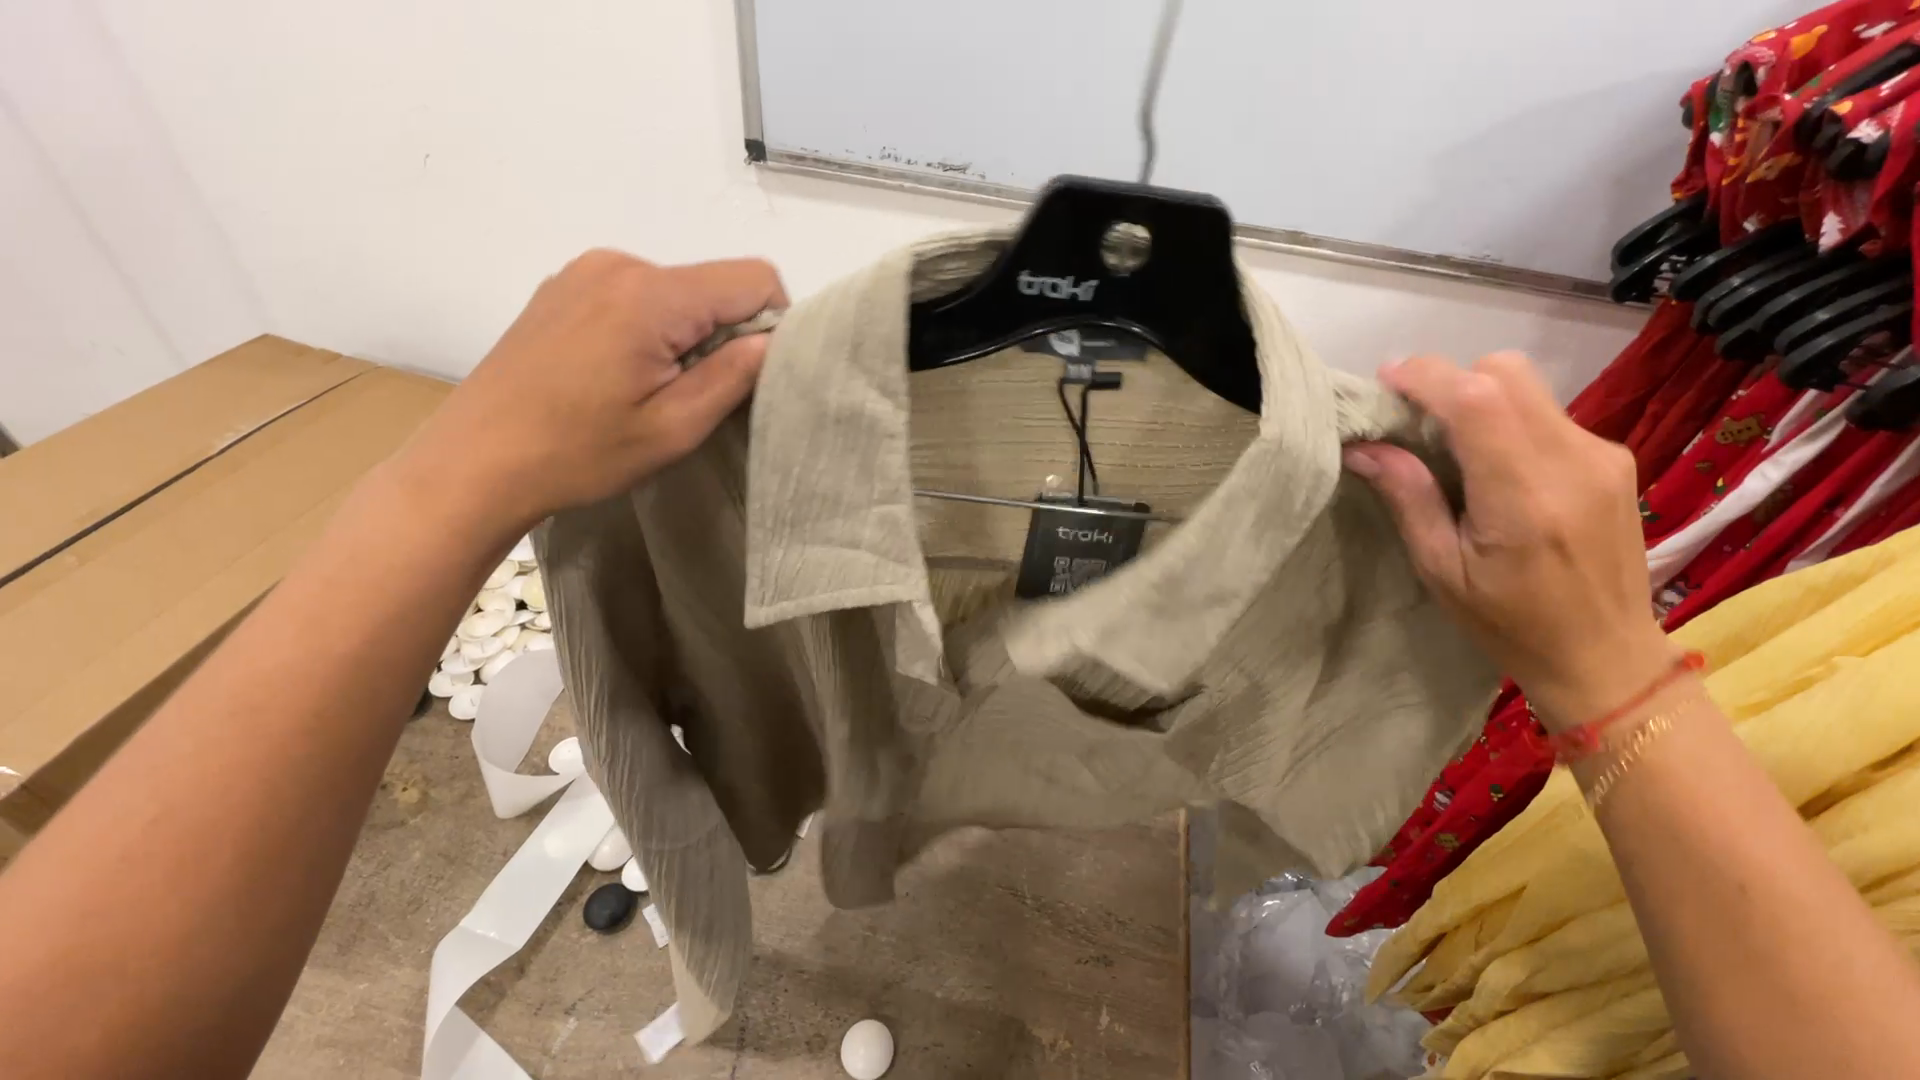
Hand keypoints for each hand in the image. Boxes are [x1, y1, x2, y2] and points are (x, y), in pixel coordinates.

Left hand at [398, 250, 786, 536]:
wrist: (477, 459)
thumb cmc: (580, 453)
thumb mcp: (673, 428)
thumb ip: (734, 376)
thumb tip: (775, 340)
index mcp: (651, 295)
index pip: (754, 278)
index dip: (775, 323)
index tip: (754, 375)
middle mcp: (620, 263)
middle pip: (714, 284)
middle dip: (727, 333)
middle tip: (698, 395)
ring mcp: (586, 270)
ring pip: (677, 291)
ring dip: (688, 333)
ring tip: (654, 388)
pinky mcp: (565, 287)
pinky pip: (637, 294)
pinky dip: (652, 327)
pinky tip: (620, 373)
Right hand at [1342, 352, 1678, 731]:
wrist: (1607, 656)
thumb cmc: (1510, 625)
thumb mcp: (1442, 570)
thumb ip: (1408, 498)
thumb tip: (1362, 446)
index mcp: (1524, 495)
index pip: (1475, 398)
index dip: (1424, 376)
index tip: (1384, 383)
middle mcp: (1572, 460)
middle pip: (1505, 373)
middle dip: (1449, 380)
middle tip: (1412, 419)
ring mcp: (1601, 454)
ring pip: (1527, 387)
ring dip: (1477, 399)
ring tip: (1447, 446)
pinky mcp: (1612, 458)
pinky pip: (1546, 412)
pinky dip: (1505, 419)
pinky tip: (1490, 465)